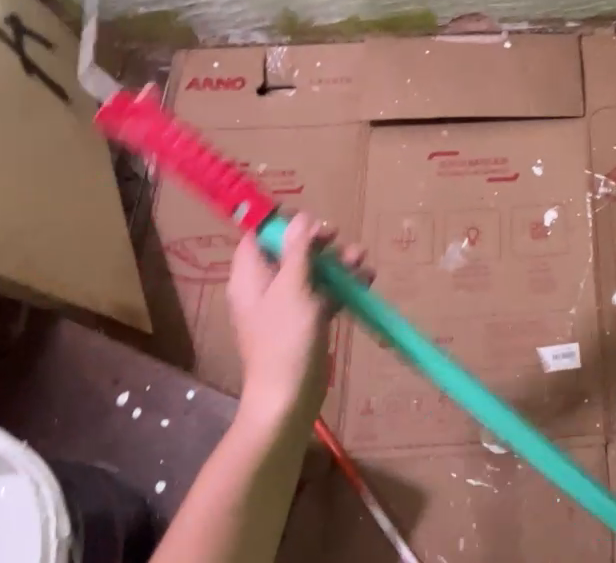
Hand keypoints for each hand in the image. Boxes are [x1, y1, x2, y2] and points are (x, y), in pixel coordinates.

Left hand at [224, 213, 370, 423]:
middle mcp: (265, 288)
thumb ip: (297, 251)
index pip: (257, 237)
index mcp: (250, 277)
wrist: (287, 398)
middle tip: (339, 239)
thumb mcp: (292, 288)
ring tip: (361, 260)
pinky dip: (341, 286)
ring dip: (337, 264)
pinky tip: (365, 281)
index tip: (309, 221)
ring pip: (311, 272)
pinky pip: (323, 294)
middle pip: (290, 252)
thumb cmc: (284, 339)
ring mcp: (286, 306)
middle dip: (318, 244)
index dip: (282, 225)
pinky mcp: (305, 322)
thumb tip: (300, 217)